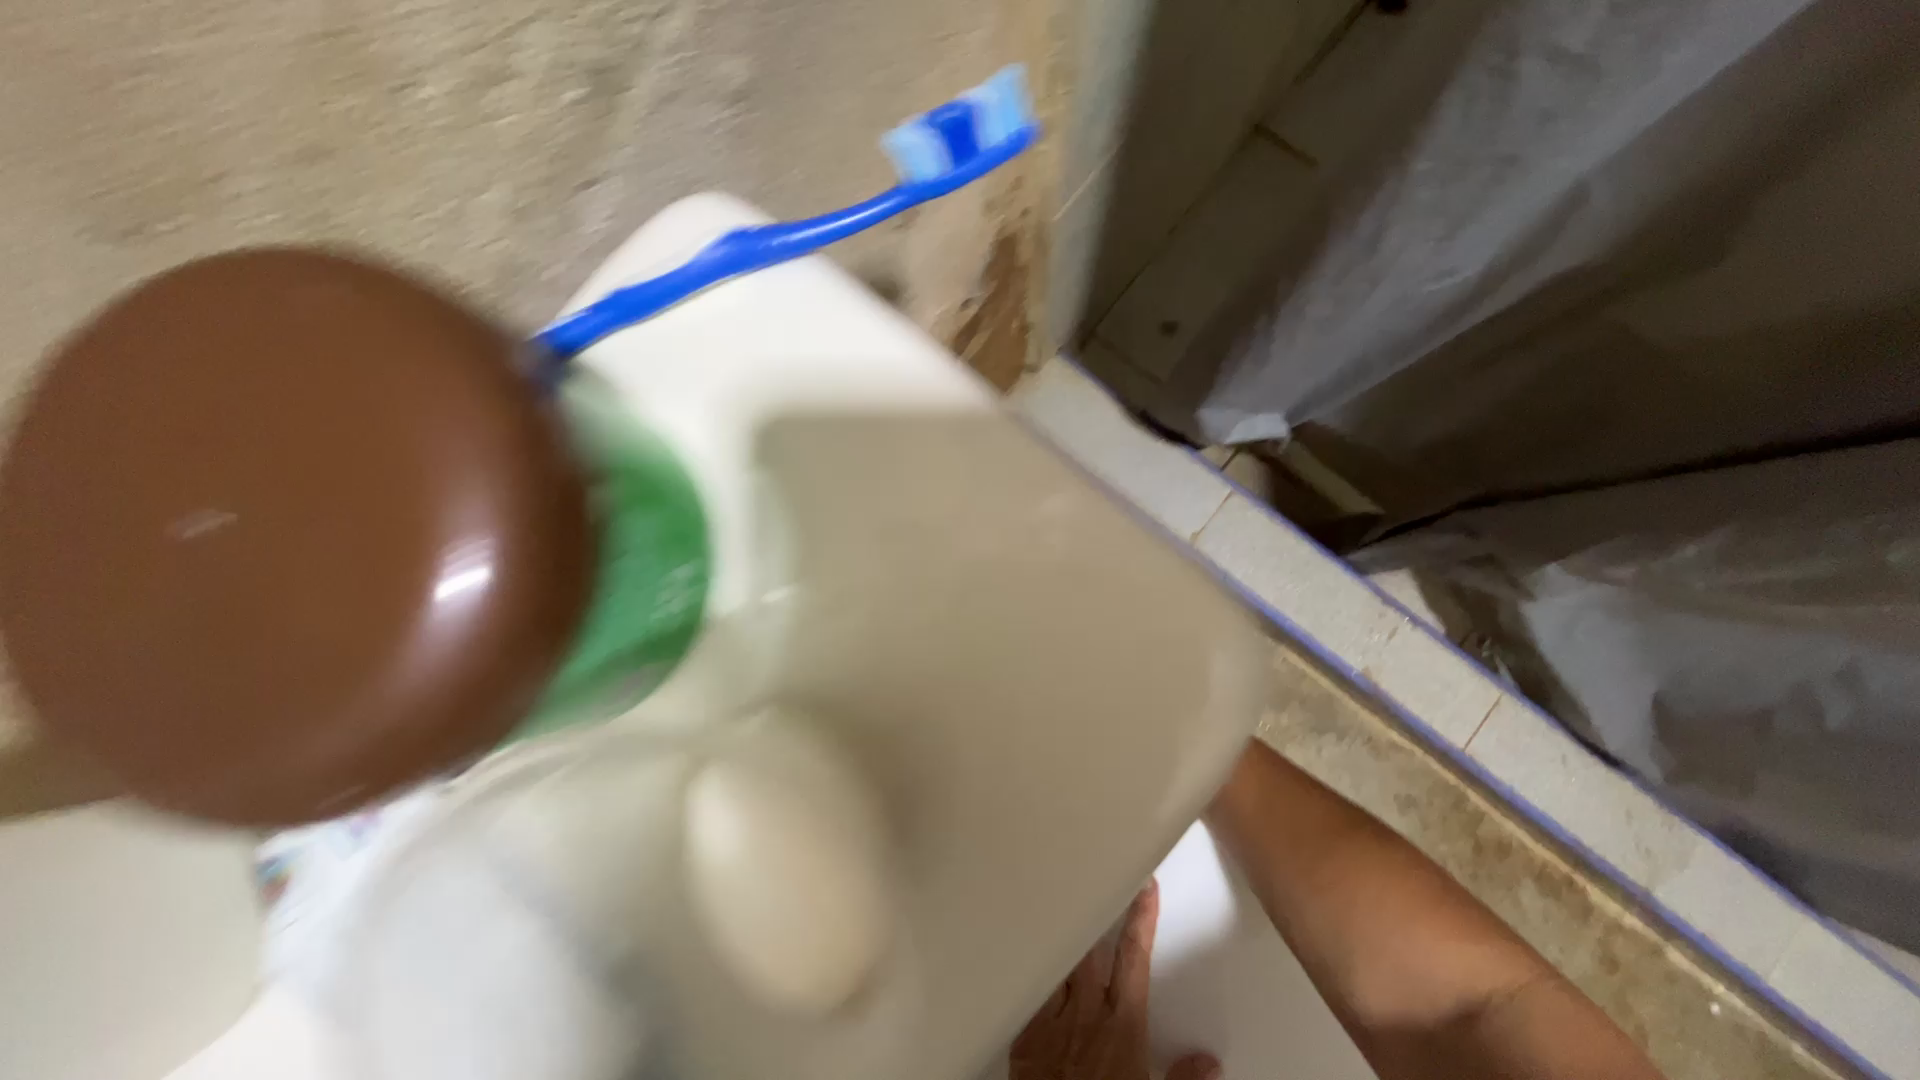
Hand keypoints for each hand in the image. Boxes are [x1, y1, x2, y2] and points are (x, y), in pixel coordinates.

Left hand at [1011, 880, 1219, 1079]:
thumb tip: (1208, 1062)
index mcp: (1123, 1025)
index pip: (1134, 958)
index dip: (1141, 920)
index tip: (1145, 890)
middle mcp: (1086, 1013)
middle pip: (1091, 950)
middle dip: (1097, 923)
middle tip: (1101, 896)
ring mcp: (1052, 1021)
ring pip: (1060, 965)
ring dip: (1069, 949)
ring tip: (1069, 923)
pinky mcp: (1025, 1037)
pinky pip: (1032, 994)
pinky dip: (1039, 980)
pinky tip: (1037, 970)